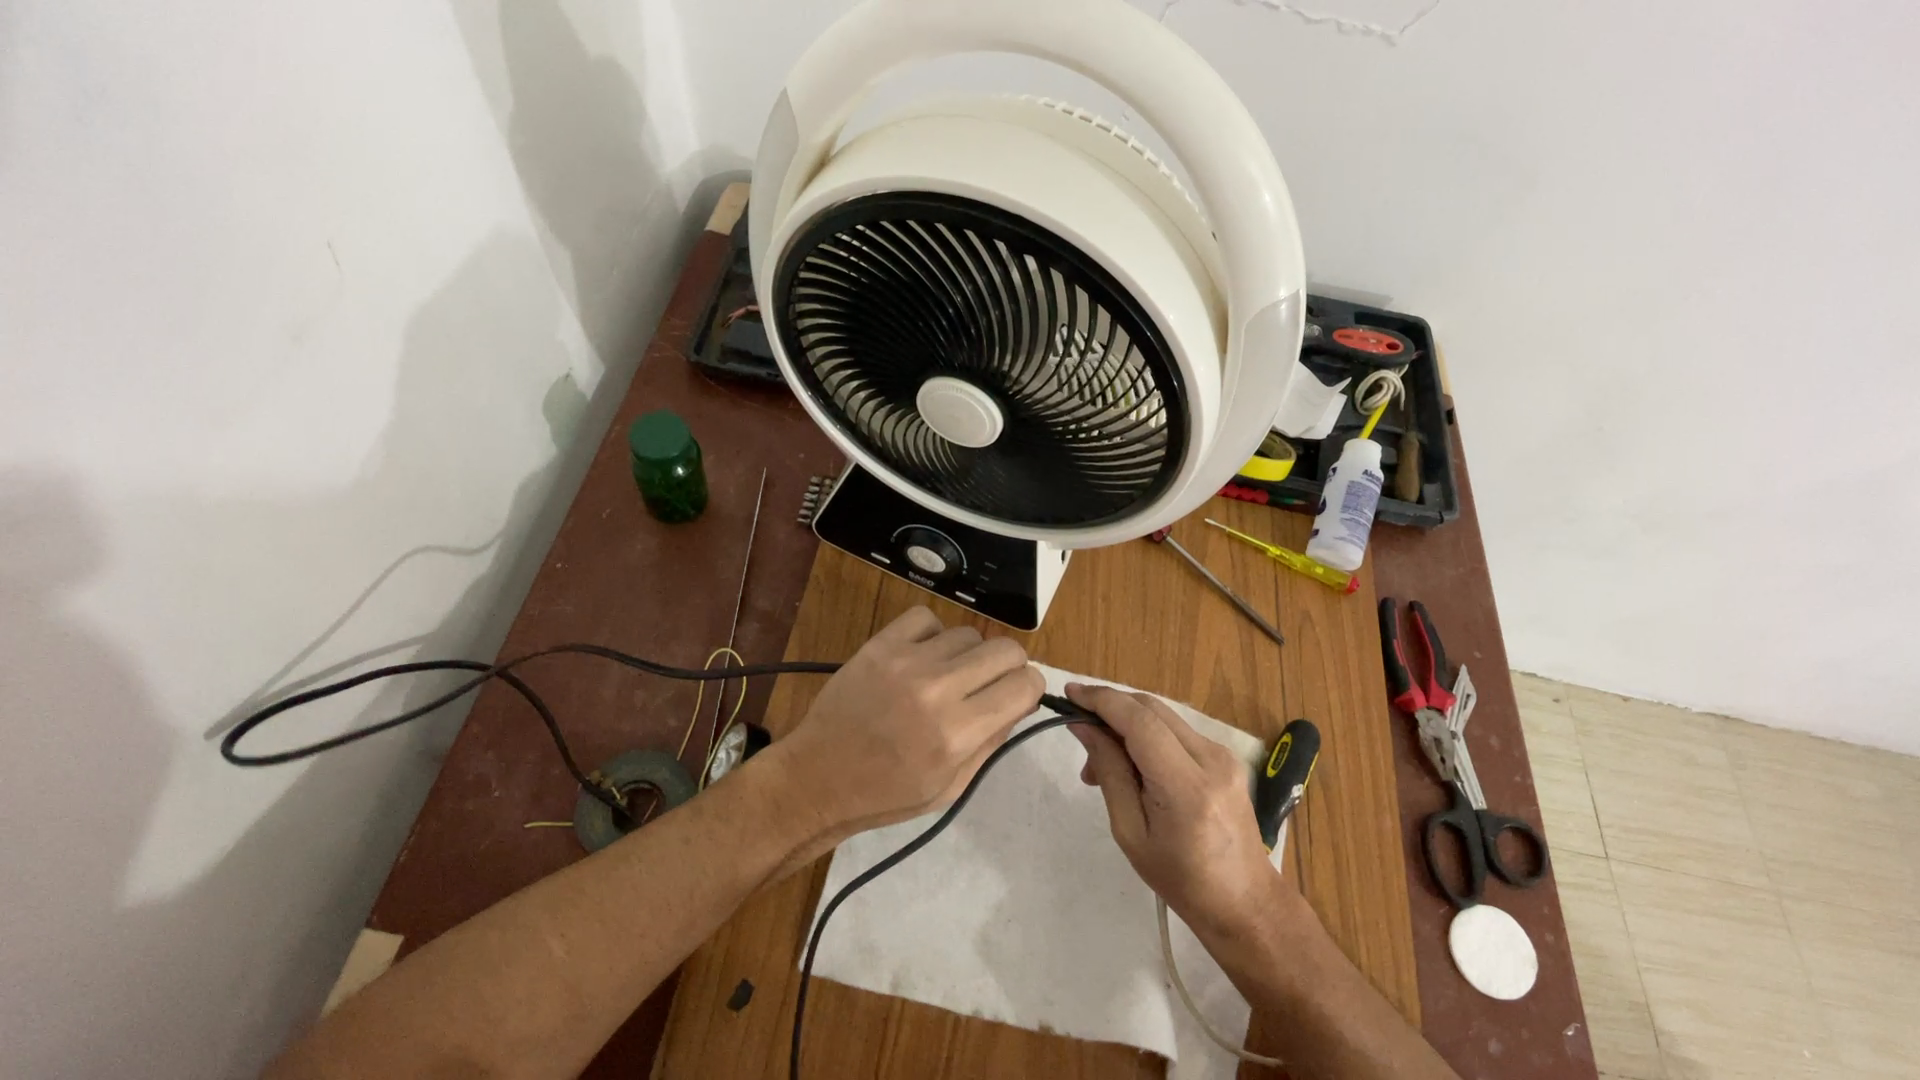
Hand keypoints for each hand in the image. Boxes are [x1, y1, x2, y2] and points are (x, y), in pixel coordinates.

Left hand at [774, 607, 1044, 837]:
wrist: (818, 777)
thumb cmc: (886, 794)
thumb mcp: (951, 787)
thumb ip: (991, 742)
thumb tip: (1021, 701)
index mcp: (958, 733)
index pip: (1024, 684)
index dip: (1029, 689)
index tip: (1016, 697)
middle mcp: (937, 690)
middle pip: (1006, 649)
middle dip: (1008, 668)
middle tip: (988, 686)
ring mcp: (906, 662)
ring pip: (968, 634)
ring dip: (967, 655)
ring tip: (946, 677)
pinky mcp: (880, 645)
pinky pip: (926, 619)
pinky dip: (931, 635)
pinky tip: (921, 659)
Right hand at [1065, 682, 1281, 938]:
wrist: (1244, 900)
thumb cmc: (1180, 879)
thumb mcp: (1130, 832)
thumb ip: (1109, 772)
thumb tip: (1084, 727)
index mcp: (1186, 786)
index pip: (1139, 721)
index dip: (1102, 700)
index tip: (1070, 694)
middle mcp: (1211, 759)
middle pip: (1152, 709)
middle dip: (1110, 709)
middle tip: (1080, 736)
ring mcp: (1224, 755)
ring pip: (1163, 716)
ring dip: (1127, 724)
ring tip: (1102, 765)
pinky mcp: (1226, 758)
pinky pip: (1177, 731)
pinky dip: (1147, 736)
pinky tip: (1132, 767)